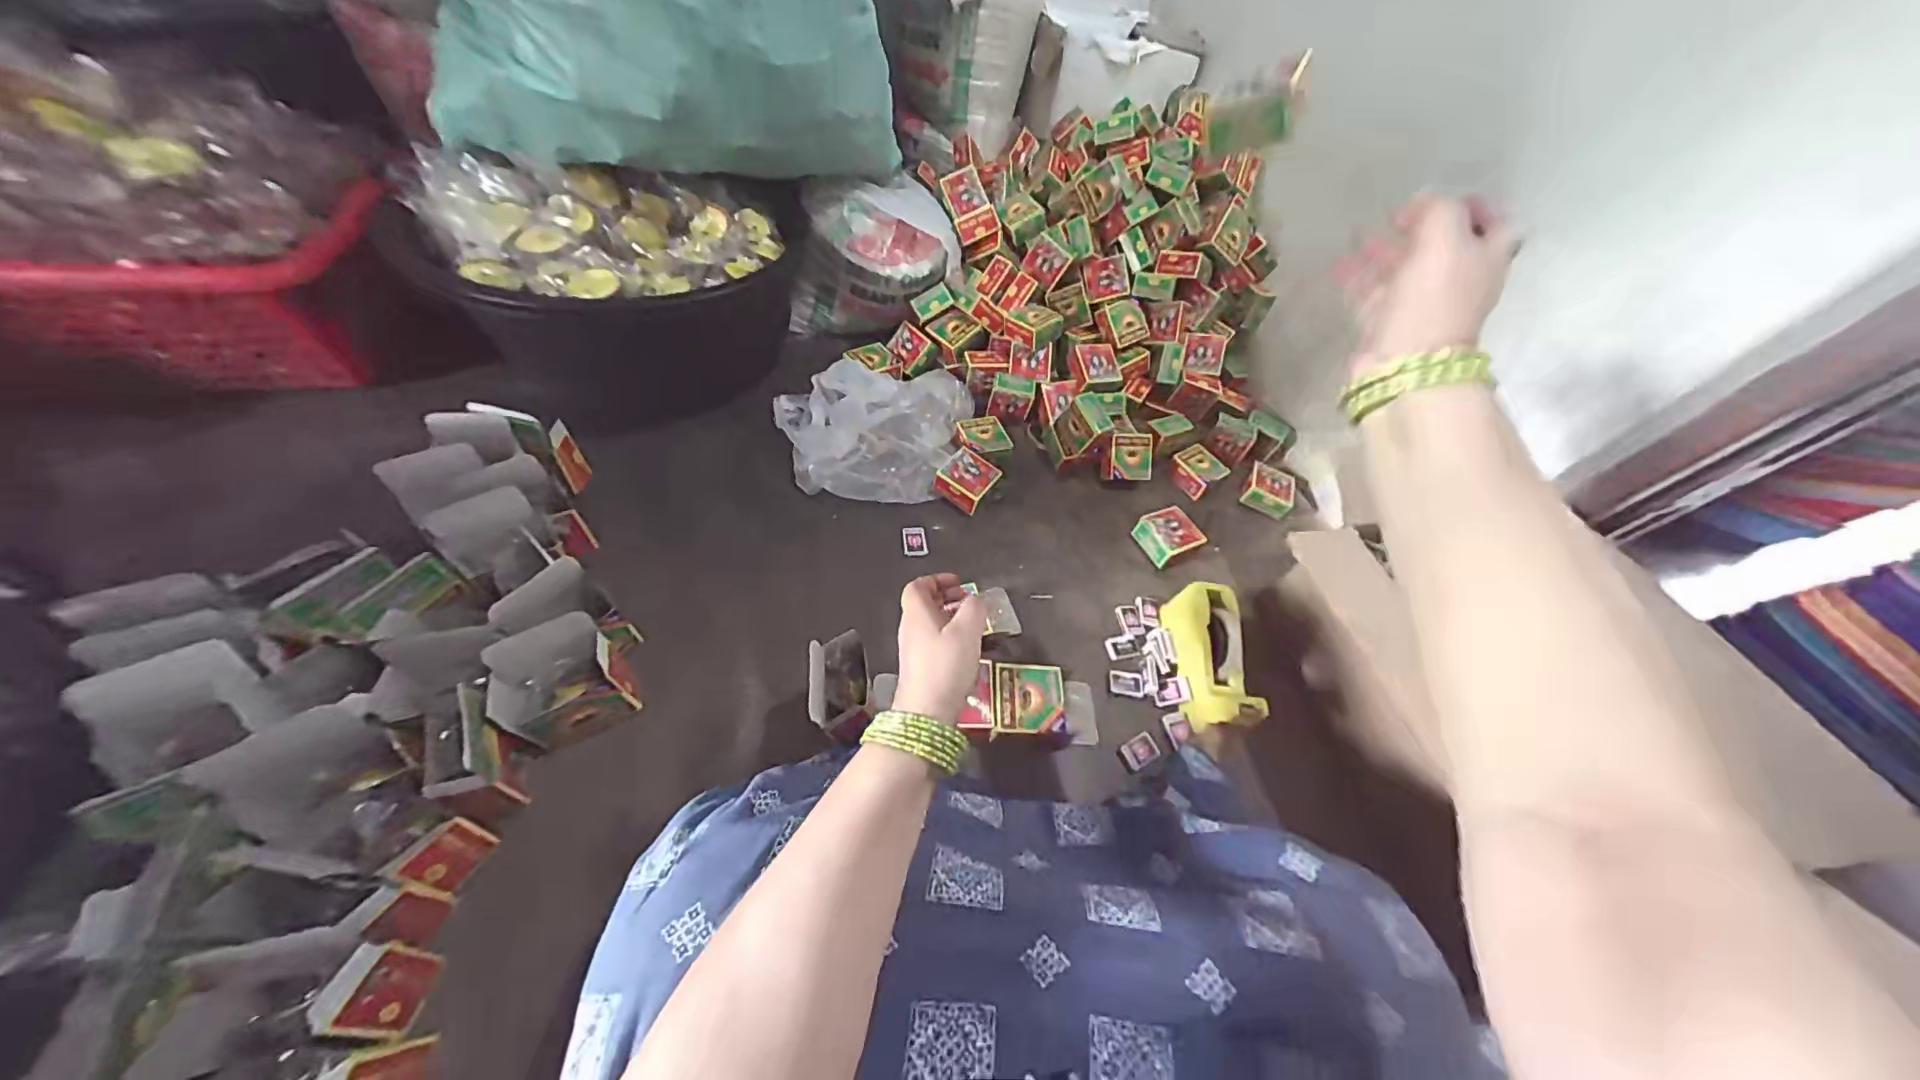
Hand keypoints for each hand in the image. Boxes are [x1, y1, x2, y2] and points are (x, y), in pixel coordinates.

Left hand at [891, 573, 985, 724]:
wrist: (927, 711)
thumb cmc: (945, 665)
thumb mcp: (967, 631)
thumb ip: (974, 608)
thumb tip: (977, 598)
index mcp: (916, 613)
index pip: (917, 586)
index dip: (936, 579)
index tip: (958, 583)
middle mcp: (910, 628)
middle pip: (923, 603)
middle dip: (946, 597)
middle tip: (968, 600)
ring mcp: (913, 649)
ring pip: (929, 622)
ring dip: (949, 616)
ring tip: (971, 621)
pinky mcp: (920, 667)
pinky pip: (933, 640)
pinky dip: (948, 634)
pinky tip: (966, 646)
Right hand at [1337, 194, 1518, 379]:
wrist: (1404, 362)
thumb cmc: (1432, 298)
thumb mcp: (1444, 240)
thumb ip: (1438, 210)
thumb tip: (1423, 200)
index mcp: (1486, 258)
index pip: (1495, 224)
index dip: (1475, 207)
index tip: (1445, 199)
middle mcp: (1458, 280)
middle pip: (1442, 246)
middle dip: (1419, 228)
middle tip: (1396, 215)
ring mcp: (1421, 303)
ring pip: (1403, 269)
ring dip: (1383, 250)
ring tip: (1359, 234)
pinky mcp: (1388, 321)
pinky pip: (1373, 292)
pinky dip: (1359, 276)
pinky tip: (1341, 265)